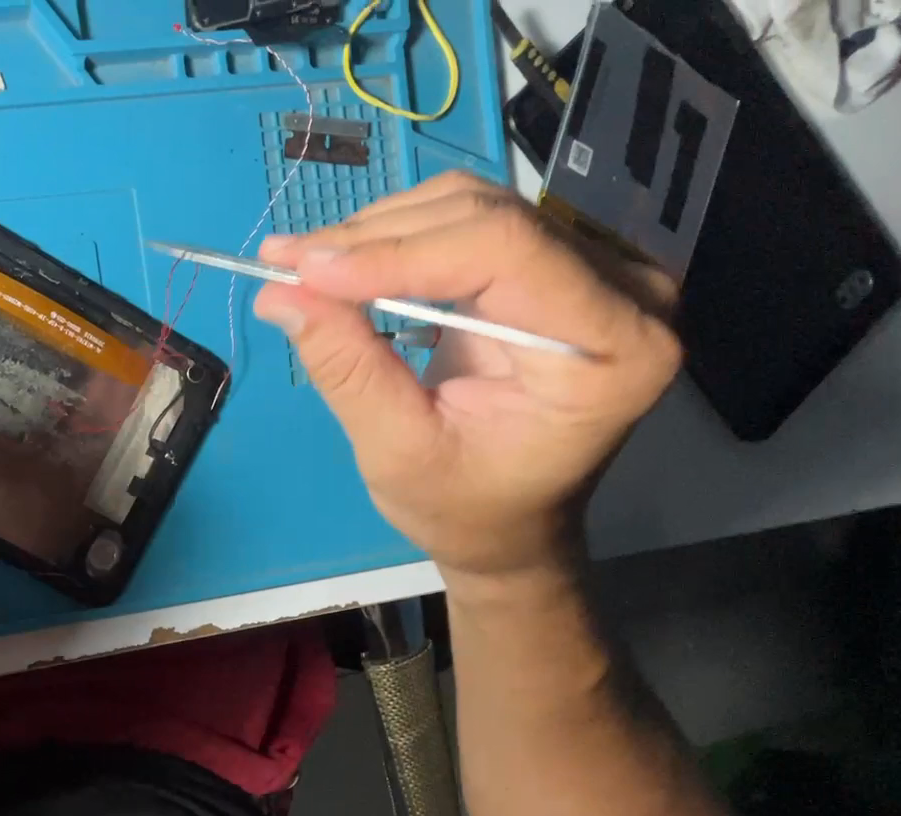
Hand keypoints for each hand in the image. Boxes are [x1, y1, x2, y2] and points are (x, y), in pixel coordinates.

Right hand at [253, 172, 679, 579]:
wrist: (508, 523)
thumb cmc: (463, 506)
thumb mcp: (397, 452)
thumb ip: (348, 370)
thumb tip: (278, 293)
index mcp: (610, 350)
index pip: (505, 254)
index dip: (396, 253)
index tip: (304, 271)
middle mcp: (622, 291)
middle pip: (486, 219)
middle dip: (372, 238)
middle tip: (282, 261)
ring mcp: (594, 269)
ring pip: (471, 207)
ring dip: (375, 231)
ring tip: (300, 264)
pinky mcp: (554, 265)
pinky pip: (468, 223)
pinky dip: (395, 238)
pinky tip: (343, 263)